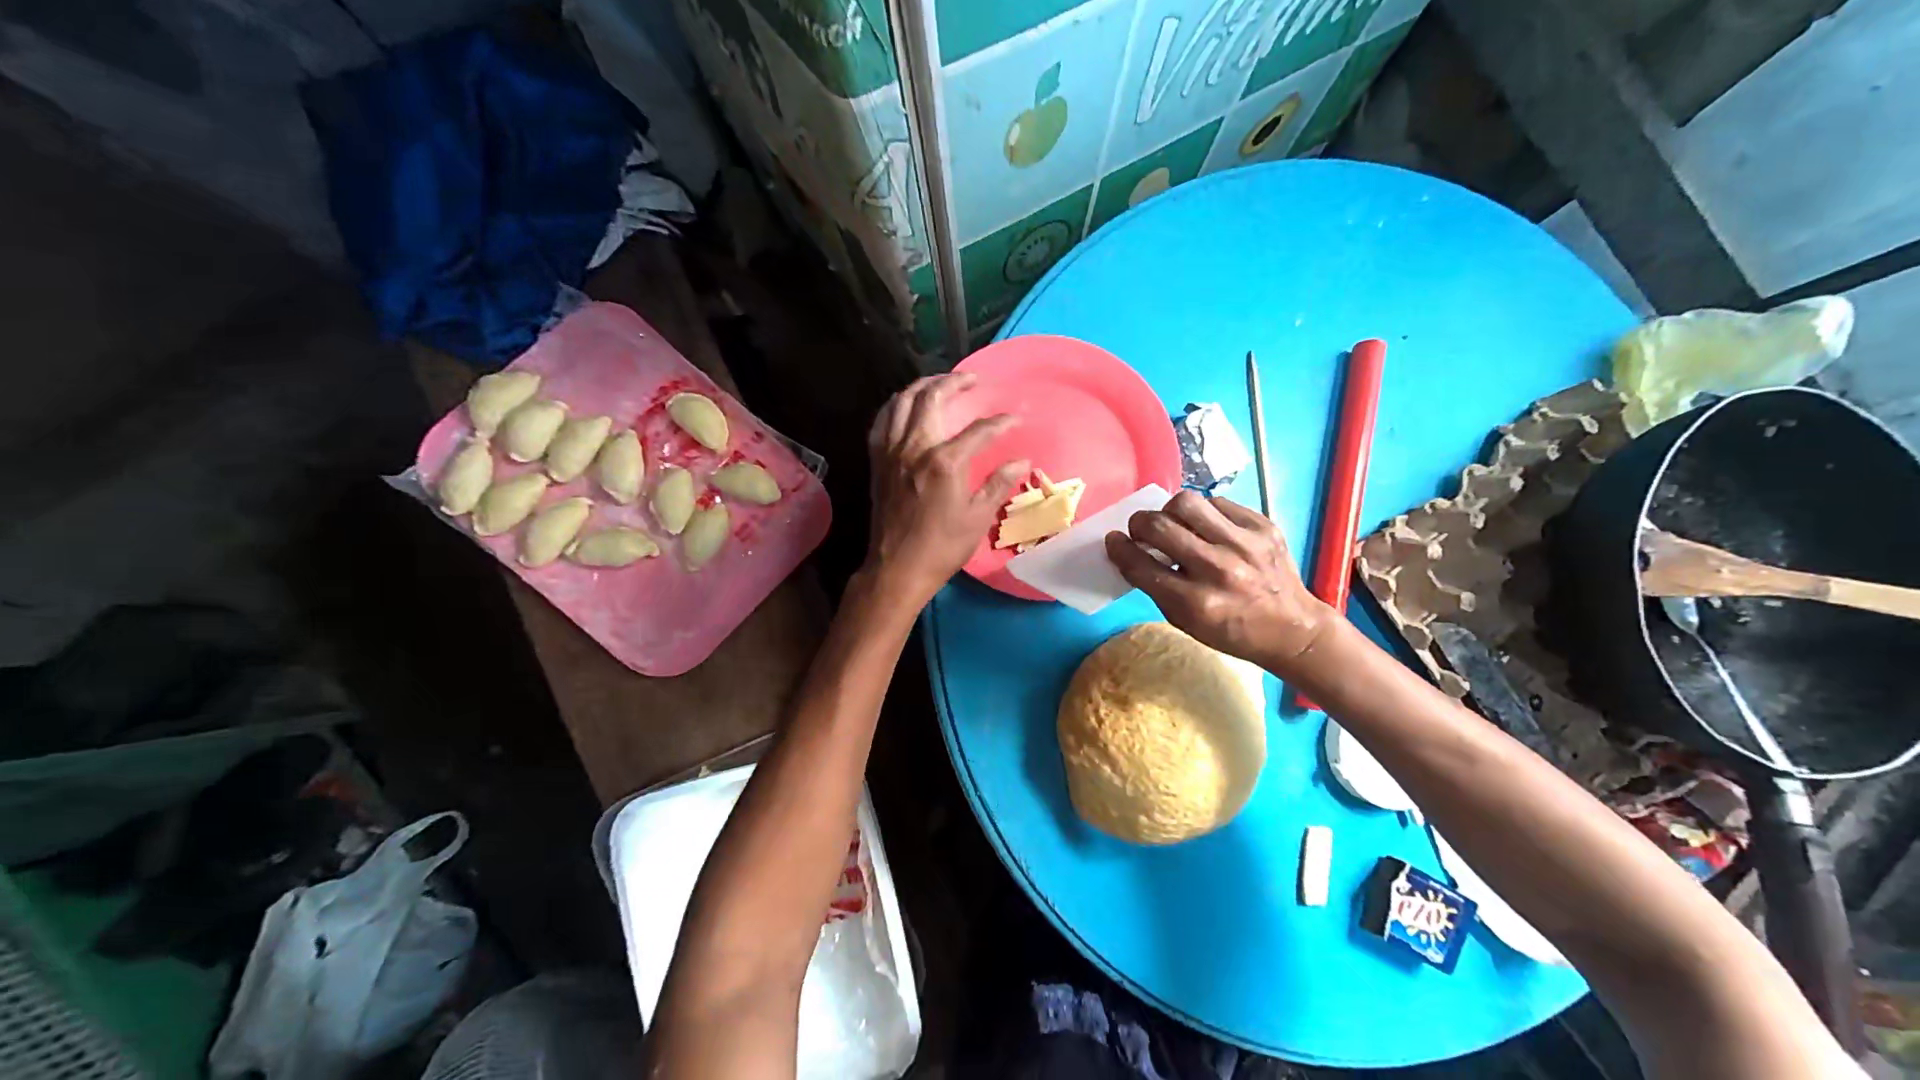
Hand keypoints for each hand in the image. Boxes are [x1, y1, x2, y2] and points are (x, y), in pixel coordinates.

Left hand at [866, 374, 1027, 603]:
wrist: (897, 568)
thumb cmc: (942, 547)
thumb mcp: (977, 518)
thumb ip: (998, 483)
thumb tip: (1021, 461)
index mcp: (944, 462)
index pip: (979, 430)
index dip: (1001, 422)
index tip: (1015, 419)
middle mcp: (915, 447)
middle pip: (932, 398)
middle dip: (954, 383)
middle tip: (971, 379)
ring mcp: (891, 451)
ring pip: (902, 401)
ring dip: (922, 386)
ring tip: (939, 382)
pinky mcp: (877, 460)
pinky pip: (882, 420)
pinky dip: (895, 405)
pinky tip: (905, 404)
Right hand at [1104, 492, 1336, 676]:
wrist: (1292, 629)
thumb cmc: (1231, 631)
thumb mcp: (1186, 621)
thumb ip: (1156, 586)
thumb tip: (1130, 551)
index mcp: (1196, 602)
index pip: (1142, 565)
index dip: (1120, 549)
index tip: (1114, 540)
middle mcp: (1219, 569)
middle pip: (1160, 526)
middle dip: (1140, 524)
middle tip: (1141, 530)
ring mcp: (1245, 544)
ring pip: (1187, 503)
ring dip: (1170, 512)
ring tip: (1173, 523)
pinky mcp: (1263, 526)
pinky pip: (1218, 503)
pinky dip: (1204, 514)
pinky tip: (1207, 527)